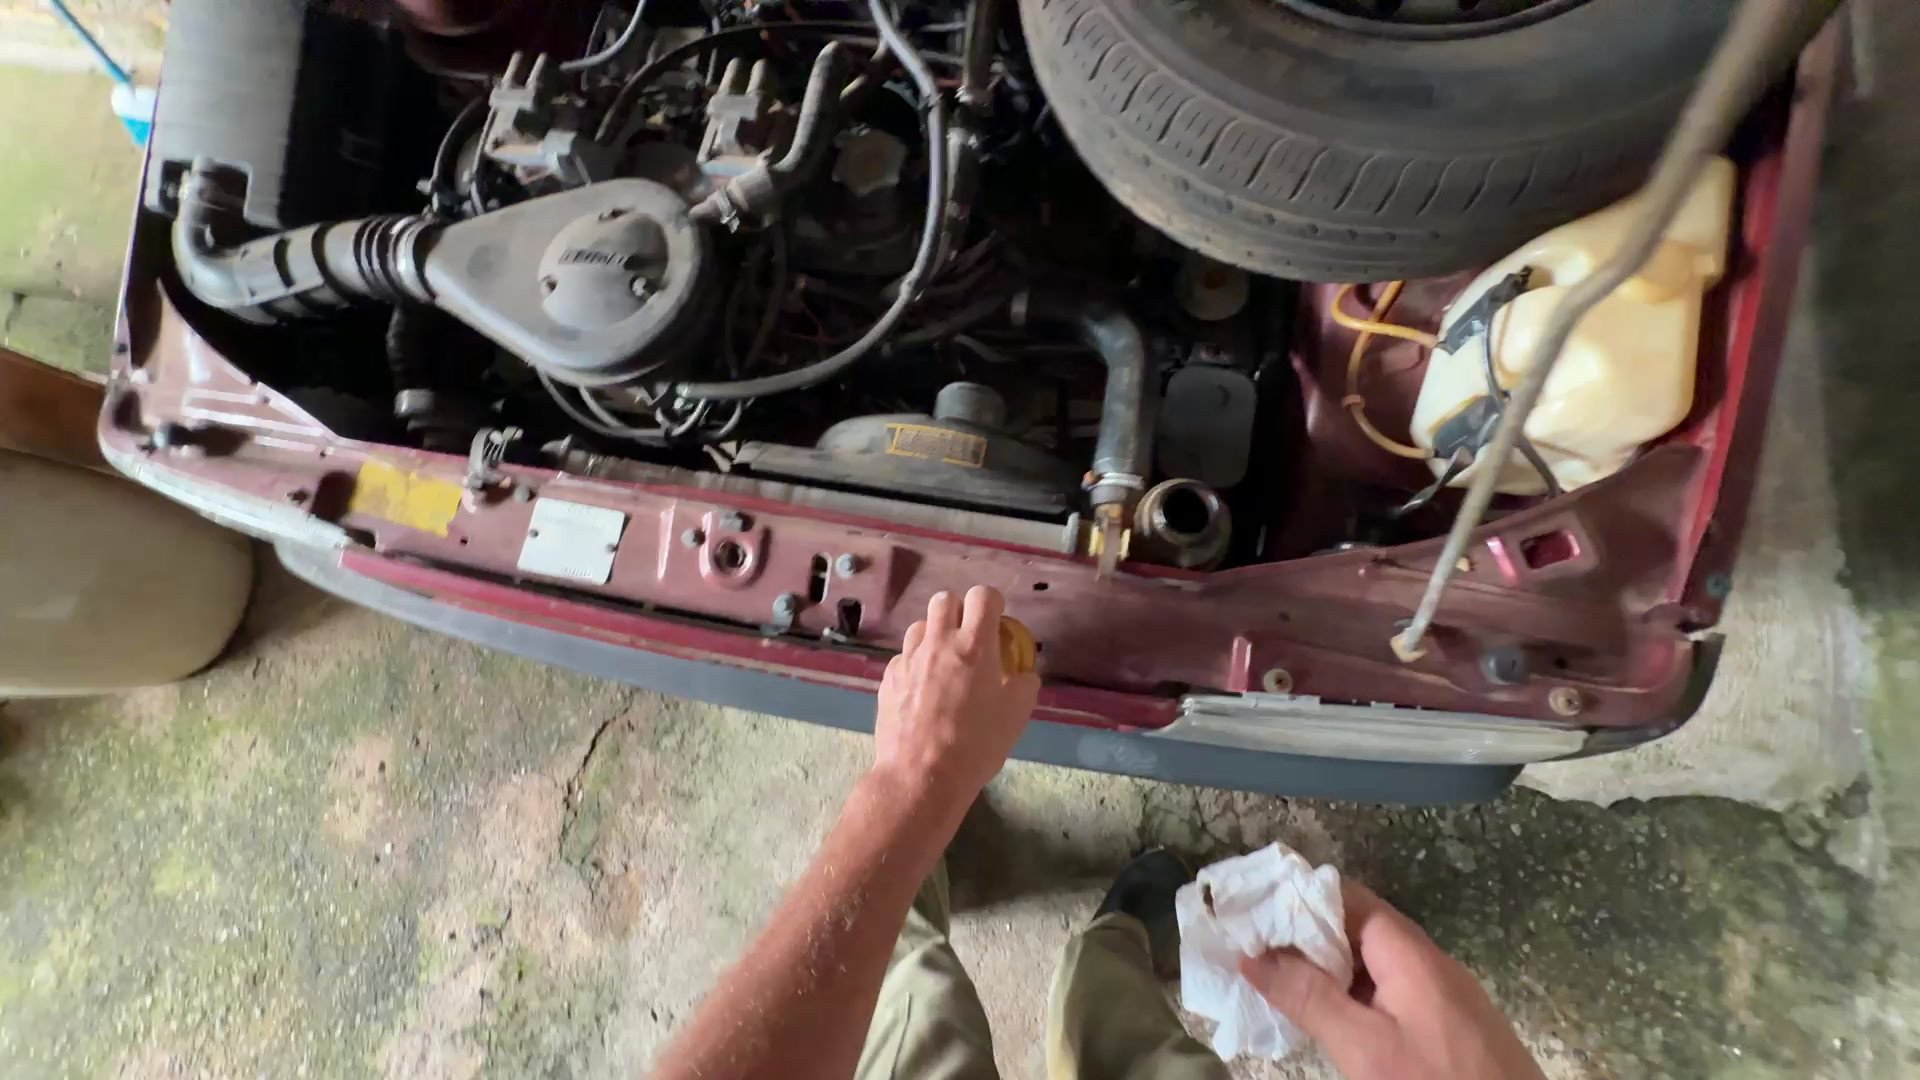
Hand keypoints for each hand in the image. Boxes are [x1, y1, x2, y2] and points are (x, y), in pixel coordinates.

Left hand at [871, 587, 1040, 810]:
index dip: (992, 602)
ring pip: (920, 625)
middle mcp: (939, 642)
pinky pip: (904, 656)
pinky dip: (916, 663)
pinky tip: (922, 689)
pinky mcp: (889, 677)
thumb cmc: (976, 745)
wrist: (921, 776)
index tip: (996, 620)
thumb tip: (1023, 674)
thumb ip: (1023, 686)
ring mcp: (909, 658)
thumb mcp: (1015, 717)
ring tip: (943, 662)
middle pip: (945, 599)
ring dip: (934, 634)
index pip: (982, 596)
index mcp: (975, 646)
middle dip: (959, 611)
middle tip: (969, 638)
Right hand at [1238, 882, 1545, 1079]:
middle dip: (1304, 932)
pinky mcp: (1454, 1031)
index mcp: (1410, 953)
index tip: (1250, 909)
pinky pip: (1392, 991)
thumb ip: (1306, 996)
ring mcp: (1447, 998)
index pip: (1343, 895)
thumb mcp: (1365, 1051)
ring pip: (1372, 961)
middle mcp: (1431, 963)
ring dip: (1326, 965)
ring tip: (1279, 979)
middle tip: (1253, 946)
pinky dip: (1354, 992)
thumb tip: (1247, 952)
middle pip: (1356, 925)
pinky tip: (1331, 1016)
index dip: (1295, 896)